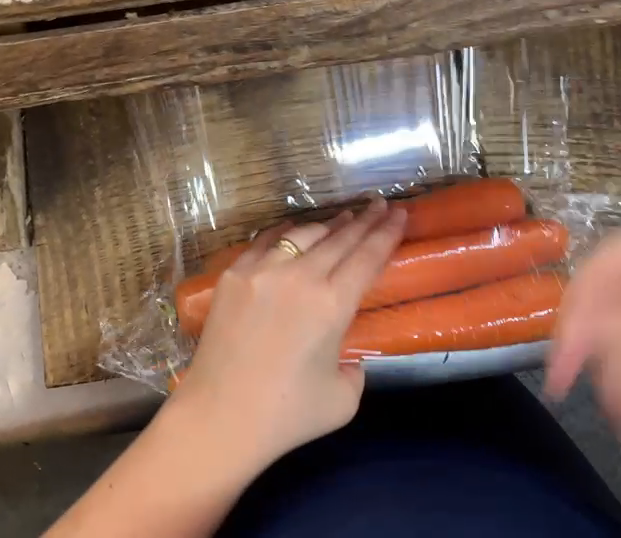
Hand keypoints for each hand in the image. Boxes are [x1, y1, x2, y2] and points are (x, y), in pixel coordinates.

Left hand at [165, 198, 408, 471]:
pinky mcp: (234, 273)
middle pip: (340, 238)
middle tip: (380, 205)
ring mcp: (263, 270)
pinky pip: (266, 241)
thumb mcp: (344, 399)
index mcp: (332, 304)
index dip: (387, 232)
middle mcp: (300, 276)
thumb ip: (355, 368)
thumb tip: (346, 355)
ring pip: (303, 234)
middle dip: (365, 220)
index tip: (399, 213)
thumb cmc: (287, 414)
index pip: (367, 256)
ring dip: (329, 225)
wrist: (221, 415)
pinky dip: (287, 232)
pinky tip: (296, 230)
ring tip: (345, 217)